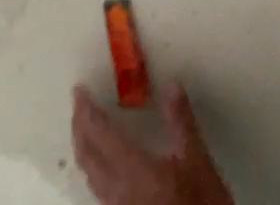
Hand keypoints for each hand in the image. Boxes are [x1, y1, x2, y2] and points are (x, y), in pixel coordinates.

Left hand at [71, 84, 234, 204]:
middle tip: (79, 104)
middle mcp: (117, 188)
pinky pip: (96, 187)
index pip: (100, 134)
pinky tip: (101, 162)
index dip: (87, 110)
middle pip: (87, 154)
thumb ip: (181, 122)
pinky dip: (92, 166)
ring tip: (84, 127)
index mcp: (134, 168)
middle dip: (79, 126)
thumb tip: (171, 86)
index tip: (79, 91)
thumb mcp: (197, 159)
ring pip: (88, 173)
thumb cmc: (200, 202)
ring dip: (82, 146)